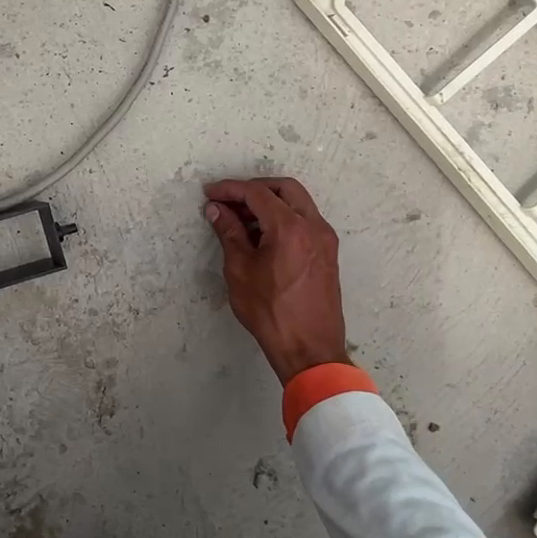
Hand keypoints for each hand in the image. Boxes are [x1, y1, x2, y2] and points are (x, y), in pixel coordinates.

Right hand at [202, 177, 349, 384]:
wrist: (309, 349)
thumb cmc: (269, 311)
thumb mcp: (240, 269)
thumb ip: (229, 232)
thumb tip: (217, 209)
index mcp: (290, 228)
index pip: (257, 193)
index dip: (230, 189)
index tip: (209, 194)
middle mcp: (314, 226)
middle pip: (284, 188)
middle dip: (254, 188)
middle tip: (228, 200)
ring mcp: (325, 240)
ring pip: (297, 202)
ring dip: (269, 202)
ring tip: (241, 218)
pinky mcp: (327, 253)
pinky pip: (305, 220)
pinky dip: (283, 216)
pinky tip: (261, 234)